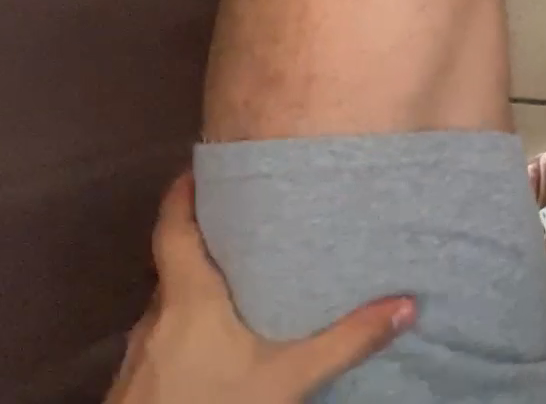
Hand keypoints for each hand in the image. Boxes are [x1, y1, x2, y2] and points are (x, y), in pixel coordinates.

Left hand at [106, 174, 415, 403]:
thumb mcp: (287, 379)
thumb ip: (346, 340)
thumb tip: (408, 304)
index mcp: (187, 297)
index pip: (172, 230)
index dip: (181, 194)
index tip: (200, 164)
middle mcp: (156, 315)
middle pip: (175, 262)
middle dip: (207, 237)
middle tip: (250, 214)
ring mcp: (140, 353)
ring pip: (170, 301)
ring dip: (199, 282)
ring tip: (244, 270)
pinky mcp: (137, 383)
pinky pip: (166, 332)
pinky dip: (190, 319)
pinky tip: (219, 336)